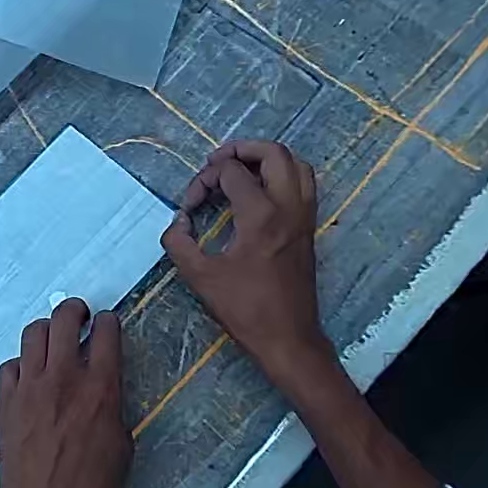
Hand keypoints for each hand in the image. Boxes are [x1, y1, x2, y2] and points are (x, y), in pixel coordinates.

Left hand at [0, 298, 129, 487]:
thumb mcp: (122, 447)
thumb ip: (111, 406)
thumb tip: (102, 387)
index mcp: (100, 390)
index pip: (106, 333)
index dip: (108, 322)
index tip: (107, 323)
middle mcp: (62, 379)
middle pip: (63, 320)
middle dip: (74, 309)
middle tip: (80, 315)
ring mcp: (28, 388)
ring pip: (32, 334)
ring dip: (46, 330)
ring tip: (54, 340)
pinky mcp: (5, 403)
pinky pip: (9, 367)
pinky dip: (21, 365)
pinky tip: (29, 378)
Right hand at [161, 140, 334, 380]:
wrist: (287, 337)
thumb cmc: (243, 308)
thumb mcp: (198, 275)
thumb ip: (178, 241)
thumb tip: (179, 220)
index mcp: (260, 216)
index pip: (232, 172)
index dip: (203, 180)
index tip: (190, 205)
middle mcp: (288, 208)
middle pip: (274, 153)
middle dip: (240, 150)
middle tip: (215, 164)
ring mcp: (304, 216)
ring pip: (296, 164)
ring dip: (265, 159)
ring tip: (238, 171)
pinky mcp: (309, 228)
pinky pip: (303, 184)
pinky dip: (281, 175)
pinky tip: (258, 191)